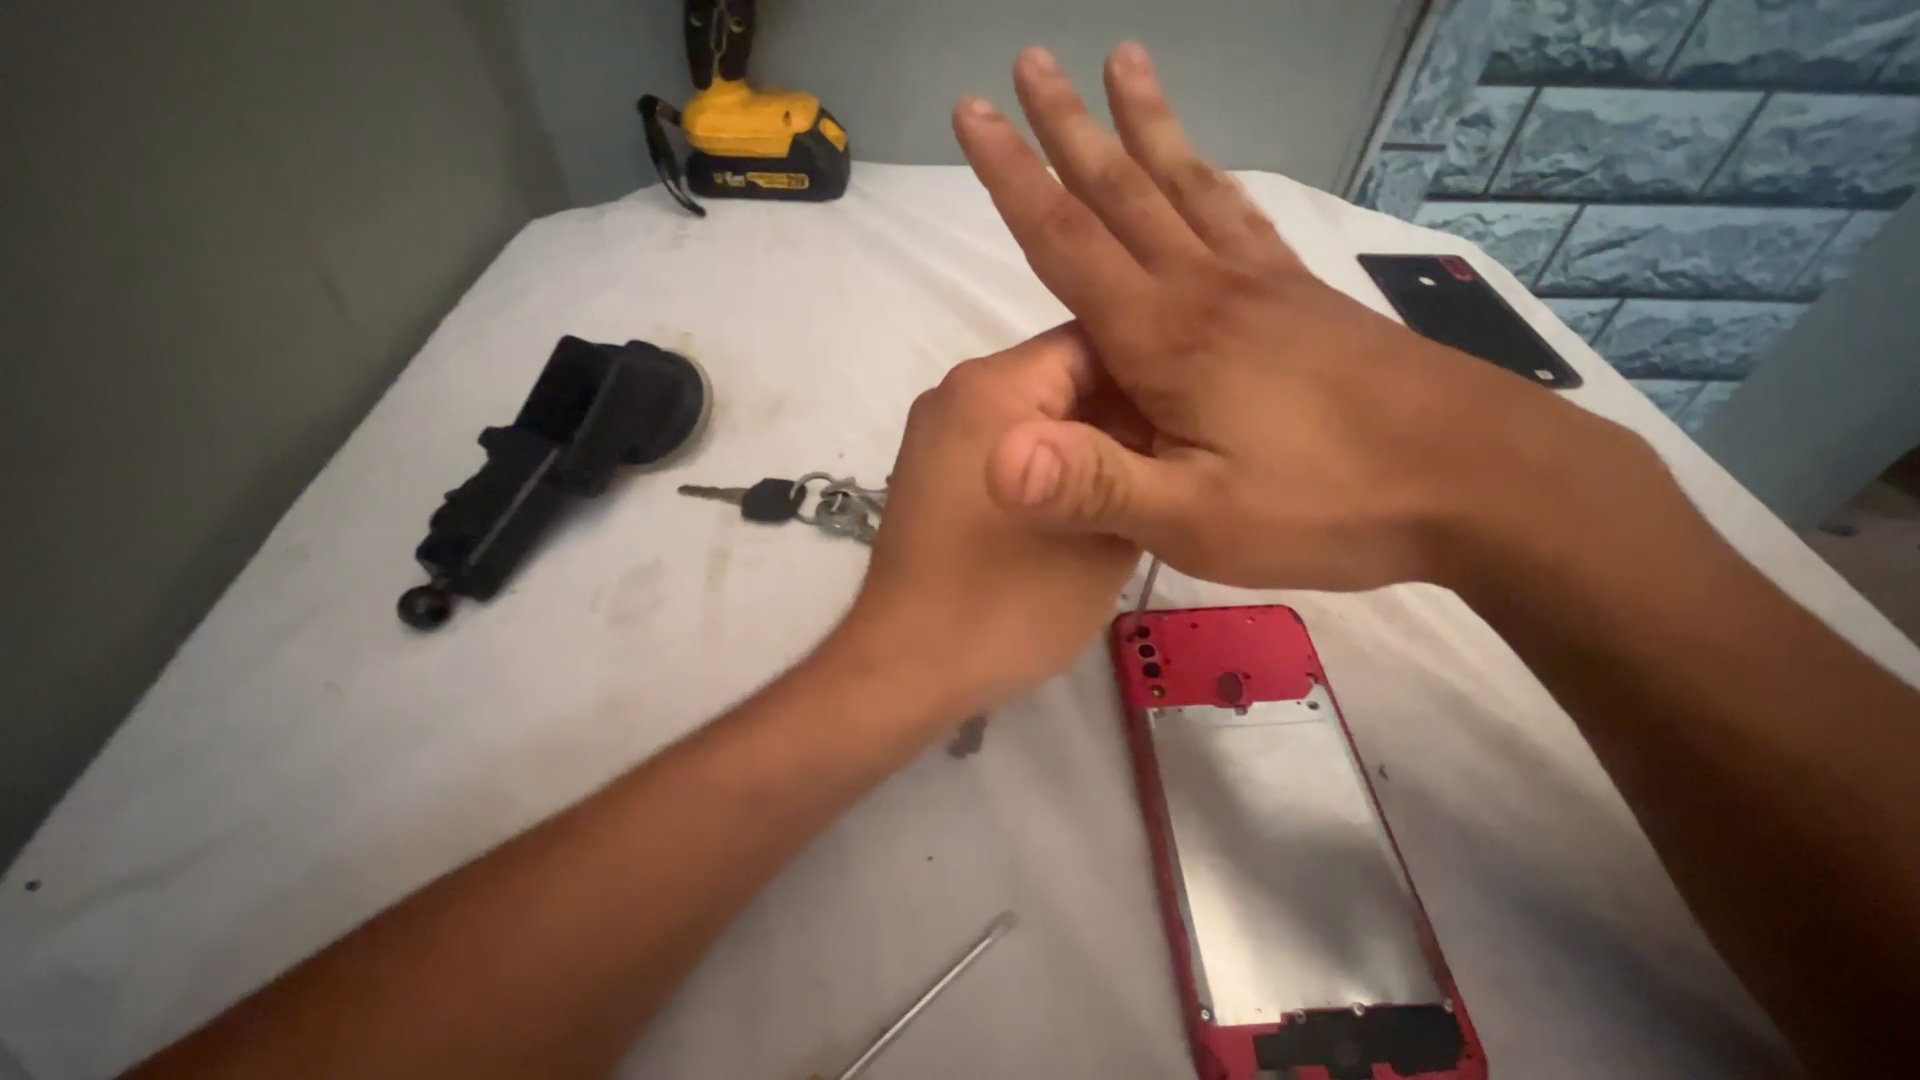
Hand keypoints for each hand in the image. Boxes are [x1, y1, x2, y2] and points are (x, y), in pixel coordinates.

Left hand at [837, 325, 1140, 711]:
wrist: (908, 669)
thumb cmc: (1011, 603)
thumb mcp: (1106, 538)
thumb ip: (1140, 472)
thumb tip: (1156, 442)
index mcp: (994, 388)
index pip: (1096, 343)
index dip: (1156, 376)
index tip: (1198, 416)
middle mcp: (955, 392)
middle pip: (1061, 375)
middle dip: (1119, 411)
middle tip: (1175, 454)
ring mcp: (934, 432)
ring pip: (1032, 412)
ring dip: (1083, 441)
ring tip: (1134, 483)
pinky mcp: (927, 472)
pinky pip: (1001, 443)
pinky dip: (1044, 462)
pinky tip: (1081, 504)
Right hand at [952, 43, 1671, 592]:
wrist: (1483, 479)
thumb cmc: (1329, 505)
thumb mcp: (1197, 521)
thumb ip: (1093, 487)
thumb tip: (993, 458)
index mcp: (1164, 336)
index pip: (1067, 240)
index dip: (1012, 177)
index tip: (972, 111)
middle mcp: (1207, 289)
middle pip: (1123, 192)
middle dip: (1067, 127)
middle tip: (1031, 60)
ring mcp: (1265, 286)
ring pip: (1187, 186)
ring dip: (1146, 126)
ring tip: (1125, 63)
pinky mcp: (1306, 300)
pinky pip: (1244, 217)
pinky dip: (1212, 178)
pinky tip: (1210, 169)